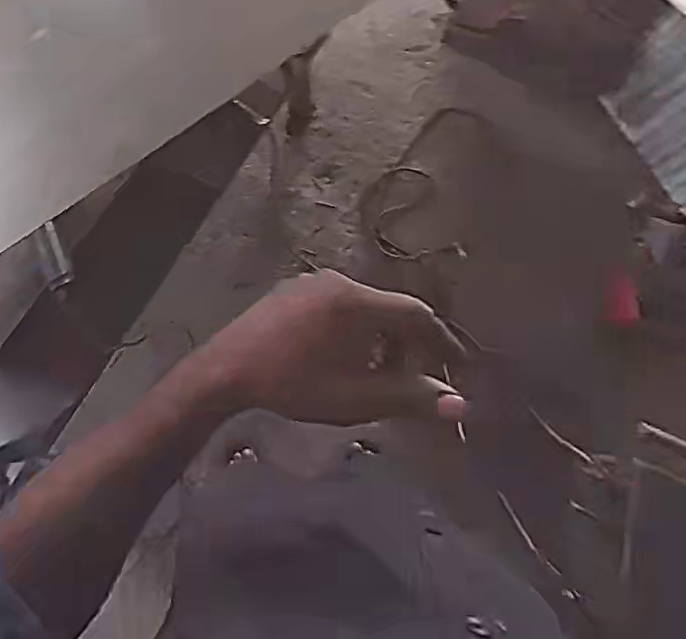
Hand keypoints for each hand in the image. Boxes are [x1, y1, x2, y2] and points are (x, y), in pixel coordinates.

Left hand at [174, 269, 468, 425]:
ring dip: (379, 339)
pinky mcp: (292, 289)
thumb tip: (458, 403)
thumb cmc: (293, 383)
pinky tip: (342, 358)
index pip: (416, 313)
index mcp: (356, 301)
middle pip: (389, 309)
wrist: (227, 368)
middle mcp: (336, 281)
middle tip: (412, 382)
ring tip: (375, 376)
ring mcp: (310, 282)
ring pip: (363, 307)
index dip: (442, 341)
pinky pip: (338, 305)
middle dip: (408, 346)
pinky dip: (353, 330)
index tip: (459, 367)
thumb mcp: (355, 398)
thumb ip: (409, 397)